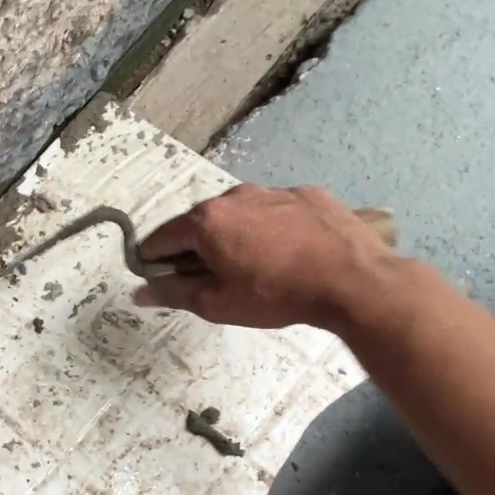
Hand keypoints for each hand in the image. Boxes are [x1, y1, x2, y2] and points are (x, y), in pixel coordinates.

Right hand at [132, 183, 397, 330]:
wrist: (355, 281)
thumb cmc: (276, 295)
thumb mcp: (215, 303)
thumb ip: (172, 293)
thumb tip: (139, 293)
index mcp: (205, 220)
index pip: (159, 239)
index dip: (154, 262)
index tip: (164, 281)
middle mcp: (235, 195)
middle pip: (199, 223)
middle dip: (197, 249)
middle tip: (214, 280)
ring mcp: (274, 191)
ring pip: (239, 214)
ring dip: (235, 237)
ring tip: (256, 268)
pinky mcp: (309, 194)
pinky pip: (276, 211)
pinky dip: (272, 229)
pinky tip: (289, 254)